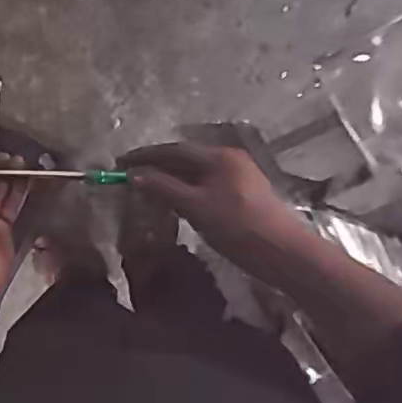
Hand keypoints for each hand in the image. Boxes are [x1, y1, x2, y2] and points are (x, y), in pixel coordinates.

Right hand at [122, 143, 316, 280]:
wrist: (283, 253)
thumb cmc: (237, 226)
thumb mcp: (194, 206)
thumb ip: (162, 188)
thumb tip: (134, 174)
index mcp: (219, 156)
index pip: (174, 149)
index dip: (144, 155)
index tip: (119, 162)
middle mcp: (229, 159)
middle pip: (184, 157)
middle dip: (155, 165)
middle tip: (128, 174)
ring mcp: (237, 176)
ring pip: (194, 172)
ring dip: (168, 177)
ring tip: (144, 187)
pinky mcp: (240, 193)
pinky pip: (203, 183)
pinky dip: (182, 187)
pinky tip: (171, 199)